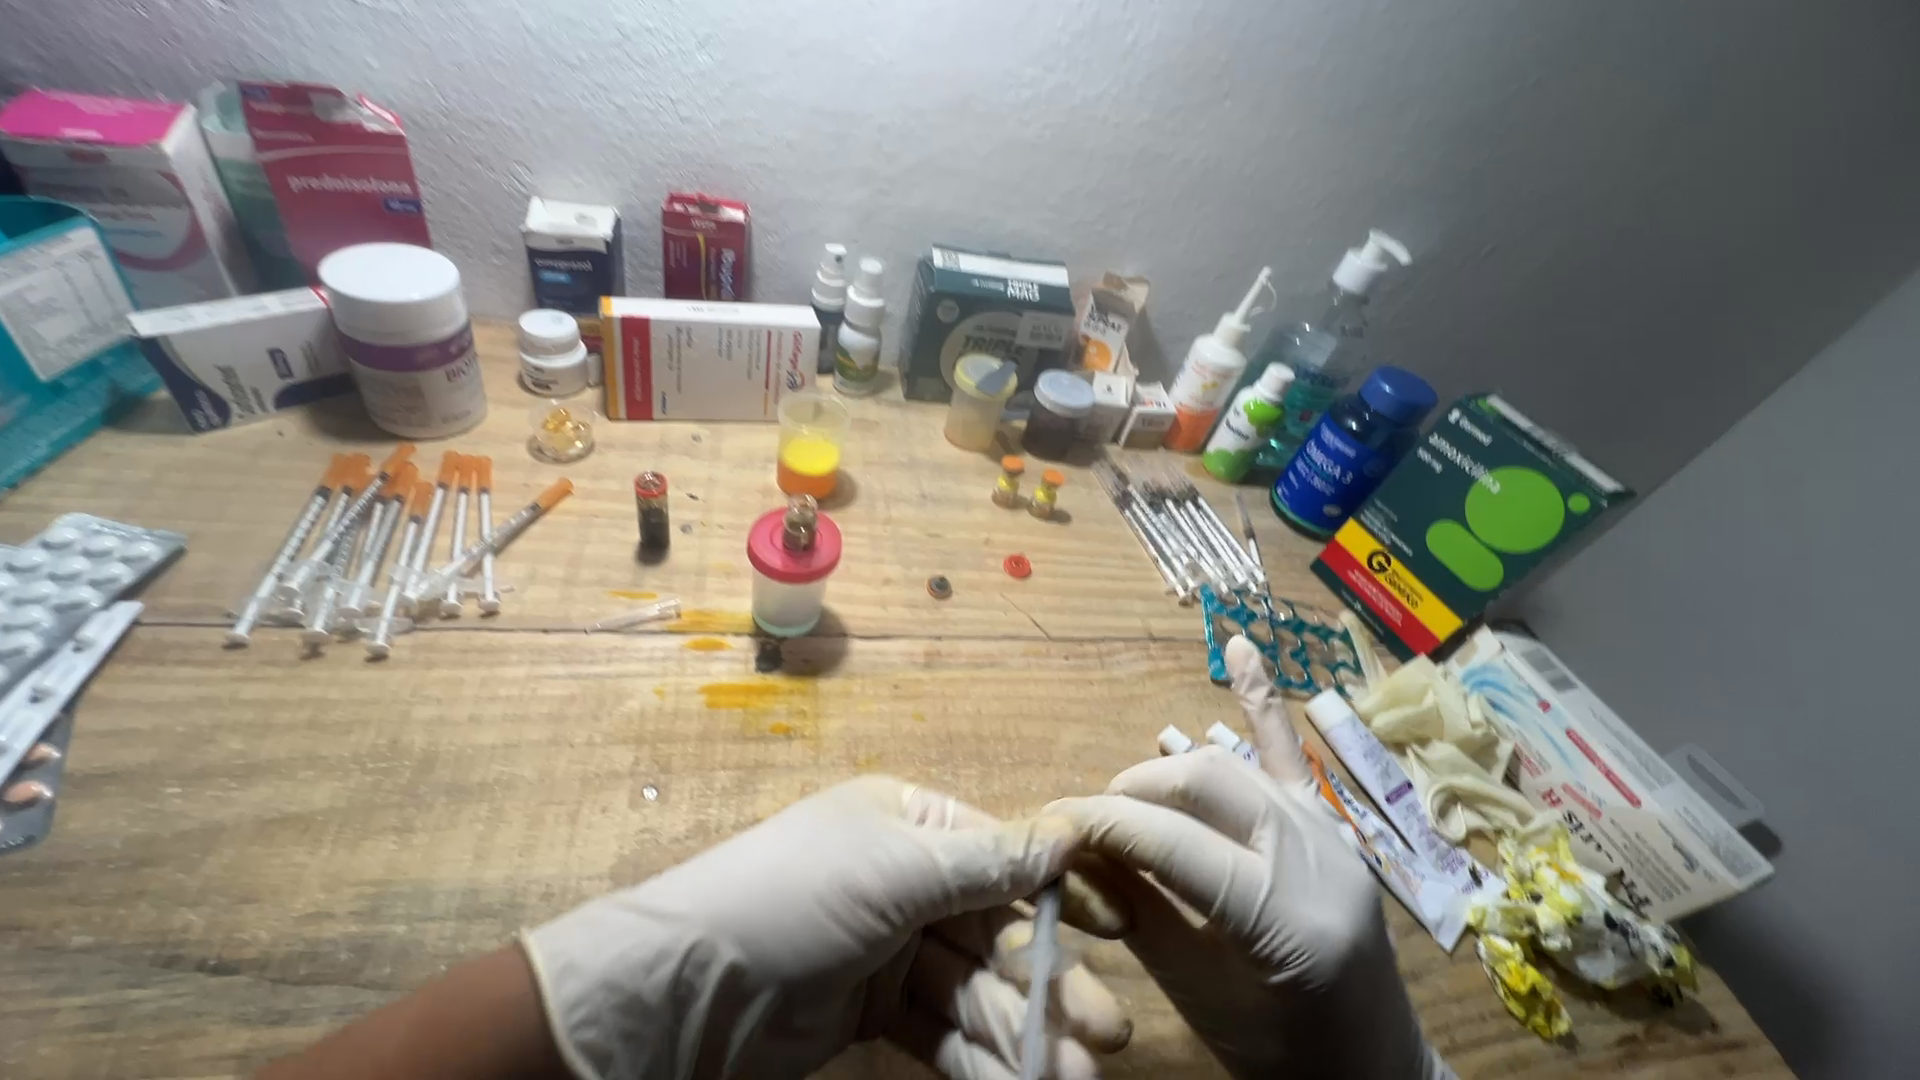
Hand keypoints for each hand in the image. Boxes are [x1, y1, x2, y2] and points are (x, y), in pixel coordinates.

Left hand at [522, 776, 1131, 1079]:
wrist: (688, 988)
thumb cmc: (801, 898)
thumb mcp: (896, 869)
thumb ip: (986, 860)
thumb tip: (1068, 833)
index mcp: (912, 823)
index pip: (1002, 854)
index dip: (1058, 893)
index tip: (1118, 930)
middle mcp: (909, 879)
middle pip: (995, 931)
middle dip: (1046, 983)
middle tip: (1105, 1036)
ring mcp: (893, 947)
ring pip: (973, 988)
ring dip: (1021, 1031)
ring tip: (1073, 1078)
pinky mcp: (876, 1009)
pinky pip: (941, 1029)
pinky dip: (978, 1057)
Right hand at [1050, 637, 1449, 1079]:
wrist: (1376, 1068)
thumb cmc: (1281, 1054)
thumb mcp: (1198, 995)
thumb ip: (1135, 912)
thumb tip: (1073, 850)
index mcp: (1283, 916)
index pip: (1169, 842)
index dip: (1102, 824)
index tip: (1051, 823)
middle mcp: (1311, 854)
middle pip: (1198, 784)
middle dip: (1130, 792)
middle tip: (1088, 824)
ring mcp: (1326, 828)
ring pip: (1226, 766)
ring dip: (1165, 773)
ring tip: (1126, 797)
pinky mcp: (1327, 820)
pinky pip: (1287, 752)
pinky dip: (1258, 699)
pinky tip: (1240, 646)